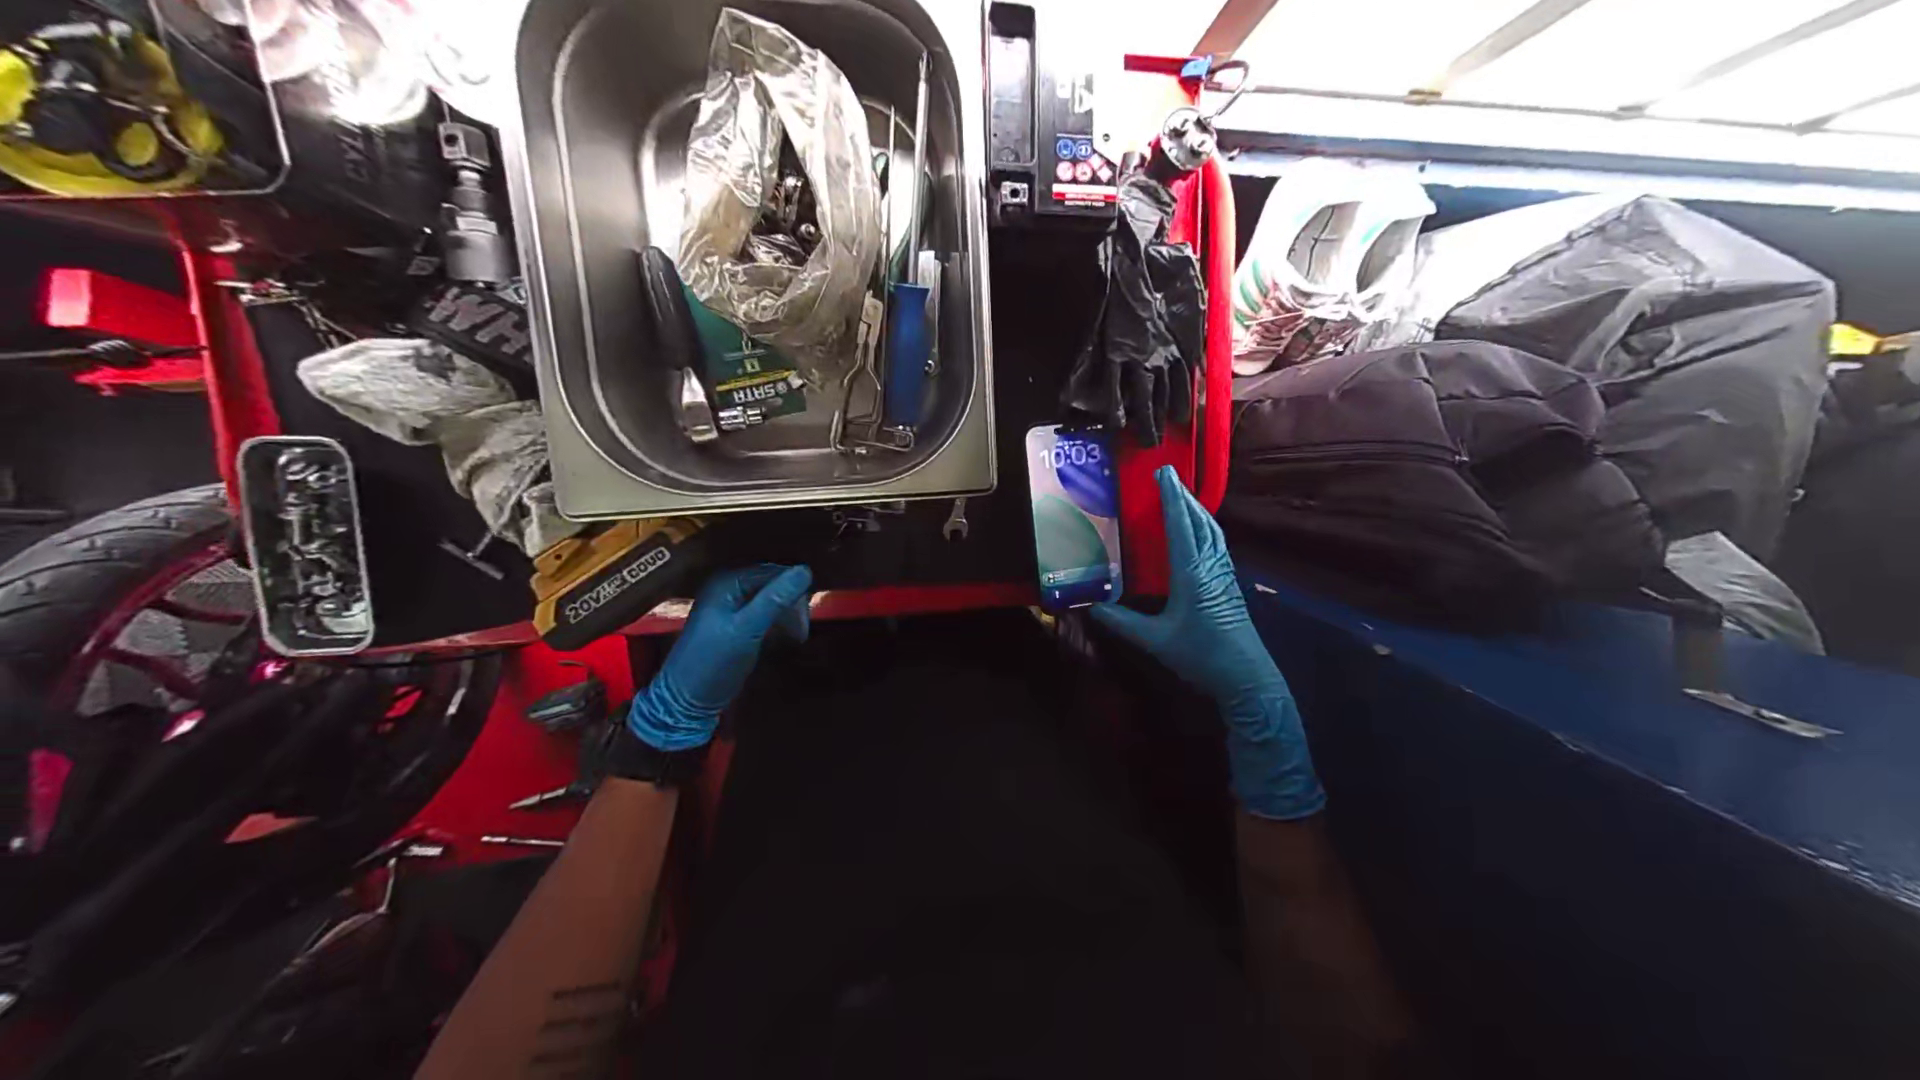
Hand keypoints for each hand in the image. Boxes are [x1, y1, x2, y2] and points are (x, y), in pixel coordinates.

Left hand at [627, 564, 812, 751]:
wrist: (686, 701)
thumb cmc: (714, 661)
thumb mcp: (747, 629)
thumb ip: (775, 599)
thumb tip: (806, 570)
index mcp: (726, 582)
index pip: (772, 572)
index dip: (794, 590)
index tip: (806, 616)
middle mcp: (728, 588)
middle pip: (773, 585)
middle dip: (791, 606)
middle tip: (801, 632)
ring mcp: (730, 607)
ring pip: (771, 601)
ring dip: (787, 617)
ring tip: (795, 638)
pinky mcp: (735, 625)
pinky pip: (764, 615)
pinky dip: (777, 625)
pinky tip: (785, 640)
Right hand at [1091, 467, 1323, 819]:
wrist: (1247, 678)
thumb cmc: (1202, 656)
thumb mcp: (1155, 640)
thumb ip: (1122, 623)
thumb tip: (1091, 607)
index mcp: (1192, 572)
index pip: (1181, 525)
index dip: (1171, 497)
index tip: (1163, 473)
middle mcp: (1210, 566)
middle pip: (1200, 521)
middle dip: (1184, 496)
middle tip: (1167, 477)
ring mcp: (1224, 574)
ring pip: (1212, 531)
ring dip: (1197, 510)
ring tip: (1181, 496)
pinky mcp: (1229, 585)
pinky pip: (1216, 544)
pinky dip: (1205, 528)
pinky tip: (1198, 532)